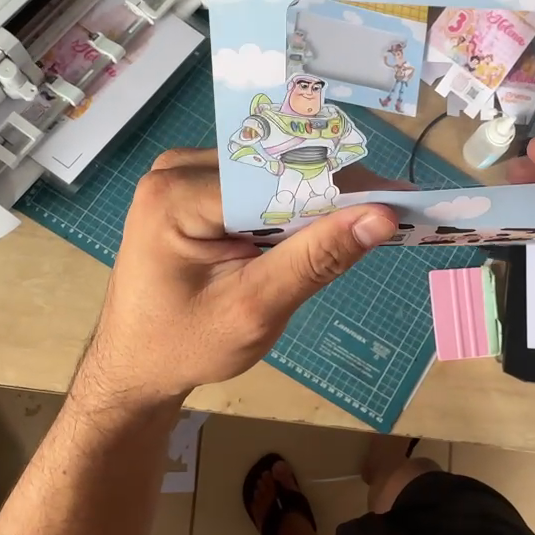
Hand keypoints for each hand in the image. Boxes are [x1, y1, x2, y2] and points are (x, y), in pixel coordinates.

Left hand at [75, 149, 397, 407]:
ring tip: (368, 220)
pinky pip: (257, 186)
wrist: (135, 366)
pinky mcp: (194, 190)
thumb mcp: (256, 308)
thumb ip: (317, 258)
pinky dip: (293, 206)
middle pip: (274, 168)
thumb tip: (383, 216)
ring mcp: (183, 176)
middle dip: (334, 191)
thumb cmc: (187, 346)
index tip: (399, 200)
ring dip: (317, 198)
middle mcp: (177, 169)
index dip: (340, 187)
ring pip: (271, 174)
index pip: (276, 176)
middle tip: (392, 213)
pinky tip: (323, 226)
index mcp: (178, 194)